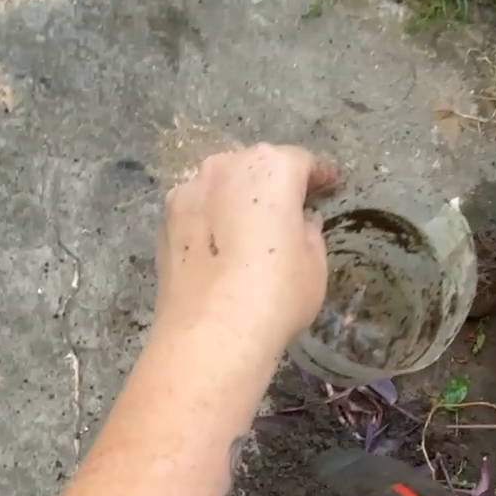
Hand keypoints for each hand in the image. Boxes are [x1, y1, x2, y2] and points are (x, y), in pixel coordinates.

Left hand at [155, 144, 337, 351]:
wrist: (212, 334)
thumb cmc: (277, 295)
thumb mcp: (315, 265)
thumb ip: (310, 233)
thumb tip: (301, 221)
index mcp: (271, 169)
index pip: (301, 162)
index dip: (319, 175)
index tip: (330, 184)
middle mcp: (225, 167)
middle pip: (255, 169)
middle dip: (272, 187)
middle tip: (287, 213)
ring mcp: (188, 192)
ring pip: (220, 189)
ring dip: (235, 203)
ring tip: (247, 235)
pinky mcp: (164, 223)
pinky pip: (197, 215)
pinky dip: (210, 226)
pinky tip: (218, 253)